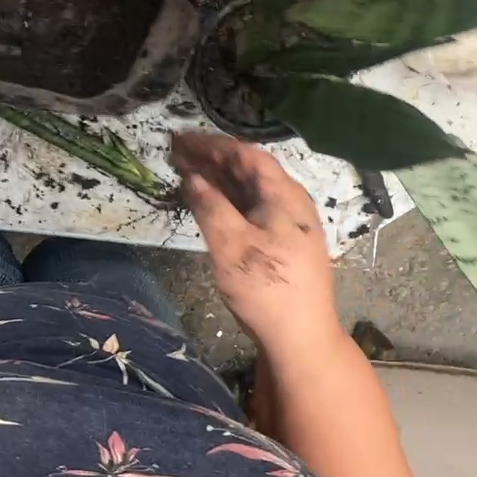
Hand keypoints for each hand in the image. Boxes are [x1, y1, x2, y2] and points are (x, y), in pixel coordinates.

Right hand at [169, 131, 342, 356]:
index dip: (213, 144)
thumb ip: (210, 207)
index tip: (182, 140)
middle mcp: (289, 204)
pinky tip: (208, 204)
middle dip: (212, 159)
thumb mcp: (231, 245)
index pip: (247, 155)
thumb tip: (192, 178)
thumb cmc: (266, 288)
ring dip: (217, 179)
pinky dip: (226, 200)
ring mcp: (287, 225)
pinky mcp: (281, 244)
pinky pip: (250, 208)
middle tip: (177, 153)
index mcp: (283, 197)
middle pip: (248, 170)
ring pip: (248, 190)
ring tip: (185, 173)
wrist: (300, 336)